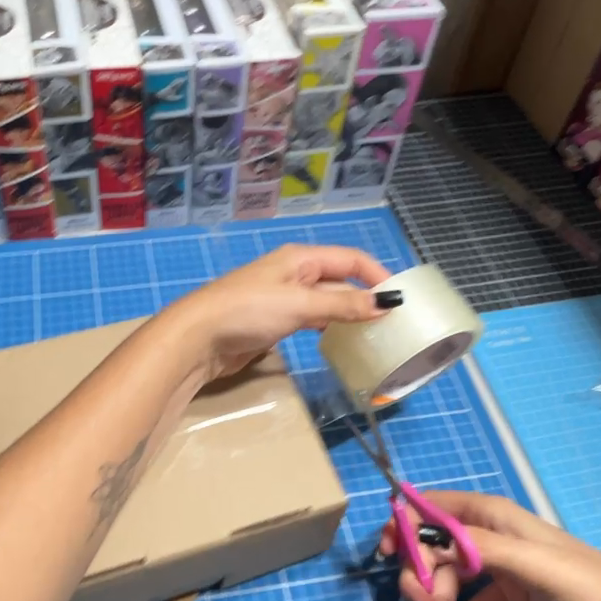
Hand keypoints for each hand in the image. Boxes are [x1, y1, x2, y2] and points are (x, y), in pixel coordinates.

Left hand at [164, 244, 391, 384]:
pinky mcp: (274, 321)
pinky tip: (342, 340)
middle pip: (340, 280)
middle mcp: (294, 273)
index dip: (378, 275)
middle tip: (395, 322)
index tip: (402, 299)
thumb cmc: (248, 312)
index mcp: (300, 259)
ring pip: (327, 301)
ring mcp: (283, 298)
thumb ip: (342, 305)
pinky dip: (330, 326)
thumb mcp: (299, 305)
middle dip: (366, 297)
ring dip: (350, 313)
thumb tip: (386, 303)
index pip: (350, 259)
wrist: (198, 338)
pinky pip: (312, 319)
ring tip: (376, 334)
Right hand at [381, 491, 600, 600]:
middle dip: (423, 571)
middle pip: (437, 545)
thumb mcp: (533, 563)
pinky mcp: (512, 597)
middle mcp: (492, 535)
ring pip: (451, 576)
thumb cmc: (587, 587)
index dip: (406, 522)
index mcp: (494, 515)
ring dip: (439, 600)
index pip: (435, 506)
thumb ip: (480, 547)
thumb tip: (432, 539)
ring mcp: (502, 567)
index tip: (388, 552)